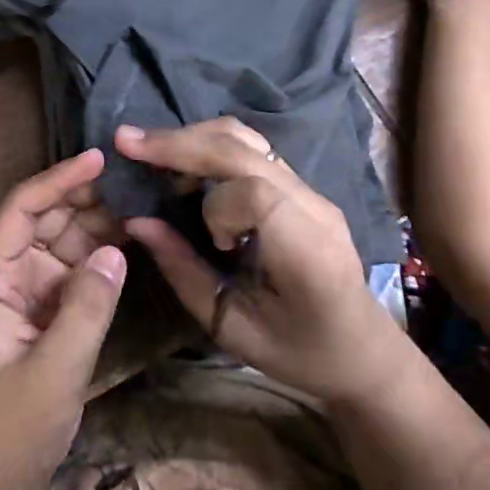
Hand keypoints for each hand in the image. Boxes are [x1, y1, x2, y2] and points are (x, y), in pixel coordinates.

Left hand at [0, 150, 126, 489]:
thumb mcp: (53, 372)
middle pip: (46, 214)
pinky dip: (104, 247)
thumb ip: (85, 310)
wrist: (3, 480)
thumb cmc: (13, 426)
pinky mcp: (53, 303)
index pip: (21, 209)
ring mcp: (32, 285)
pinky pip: (79, 261)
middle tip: (133, 180)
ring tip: (140, 202)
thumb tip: (116, 248)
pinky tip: (133, 235)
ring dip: (99, 217)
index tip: (99, 158)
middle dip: (85, 194)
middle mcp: (9, 270)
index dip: (58, 179)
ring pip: (66, 233)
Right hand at [117, 119, 404, 405]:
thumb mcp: (234, 329)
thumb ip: (185, 272)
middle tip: (127, 142)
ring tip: (151, 151)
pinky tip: (185, 162)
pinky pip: (253, 149)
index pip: (256, 193)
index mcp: (307, 250)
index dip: (218, 206)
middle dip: (180, 142)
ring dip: (194, 137)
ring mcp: (311, 189)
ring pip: (247, 137)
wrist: (362, 348)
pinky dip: (210, 146)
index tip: (214, 242)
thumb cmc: (300, 352)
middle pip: (243, 148)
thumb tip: (137, 222)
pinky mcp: (302, 184)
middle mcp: (313, 205)